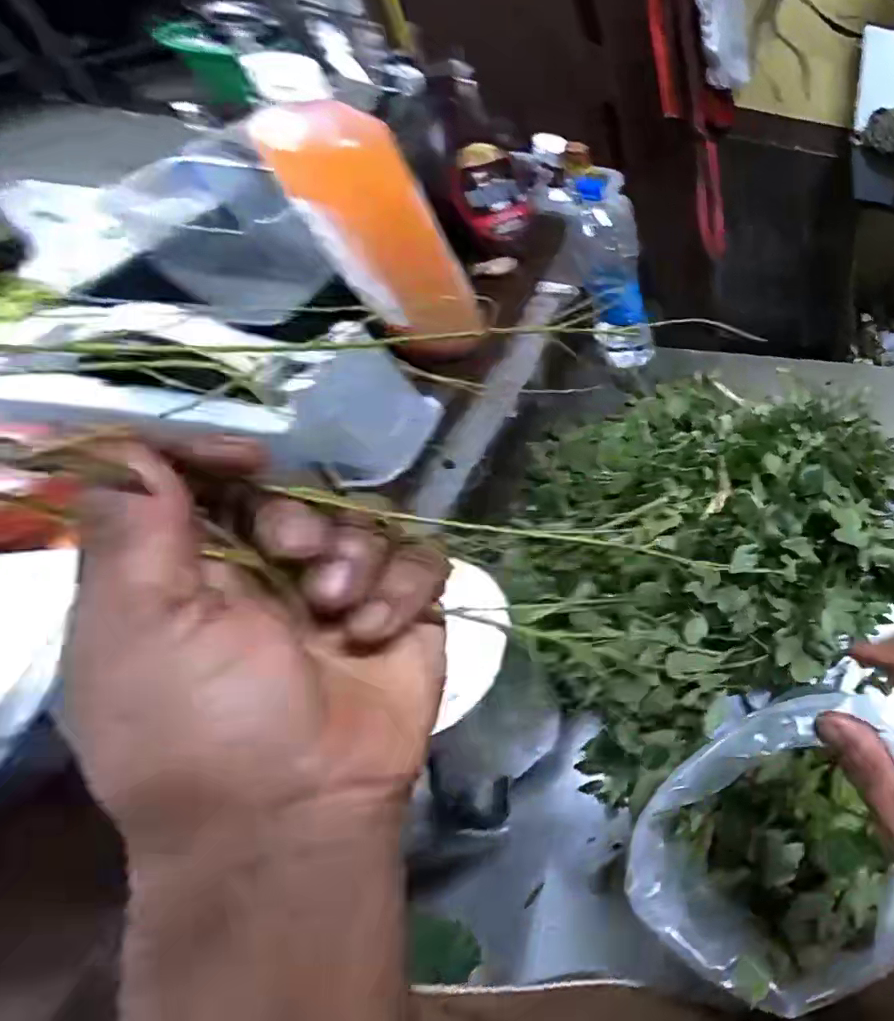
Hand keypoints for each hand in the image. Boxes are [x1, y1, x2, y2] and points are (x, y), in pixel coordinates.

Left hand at [60, 437, 450, 858]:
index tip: (249, 456)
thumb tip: (122, 446)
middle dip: (305, 519)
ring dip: (361, 560)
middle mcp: (271, 574)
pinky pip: (423, 560)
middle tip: (301, 560)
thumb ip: (135, 534)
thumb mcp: (142, 628)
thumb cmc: (201, 721)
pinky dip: (406, 587)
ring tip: (346, 613)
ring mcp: (349, 590)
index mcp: (188, 574)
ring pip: (372, 526)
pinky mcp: (410, 607)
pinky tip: (382, 628)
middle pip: (300, 498)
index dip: (219, 459)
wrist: (302, 795)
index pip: (201, 487)